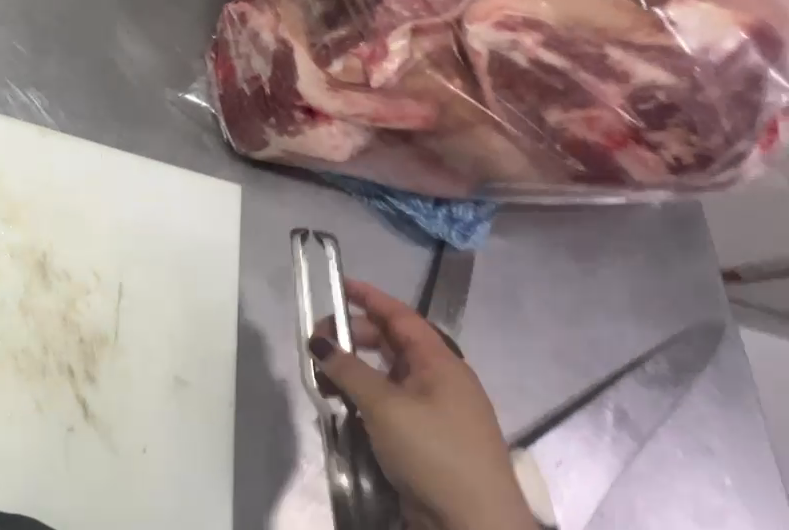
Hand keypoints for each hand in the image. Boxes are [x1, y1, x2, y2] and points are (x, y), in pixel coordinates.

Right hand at [311, 279, 535, 529]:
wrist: (474, 524)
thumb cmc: (434, 452)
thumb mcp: (384, 405)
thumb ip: (348, 370)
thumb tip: (319, 343)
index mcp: (441, 364)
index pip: (402, 317)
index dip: (370, 298)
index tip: (338, 285)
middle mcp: (442, 382)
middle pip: (392, 343)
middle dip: (353, 337)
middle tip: (317, 342)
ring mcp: (436, 411)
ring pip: (388, 375)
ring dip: (354, 370)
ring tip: (323, 377)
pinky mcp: (427, 438)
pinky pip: (390, 402)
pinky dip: (364, 396)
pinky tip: (343, 405)